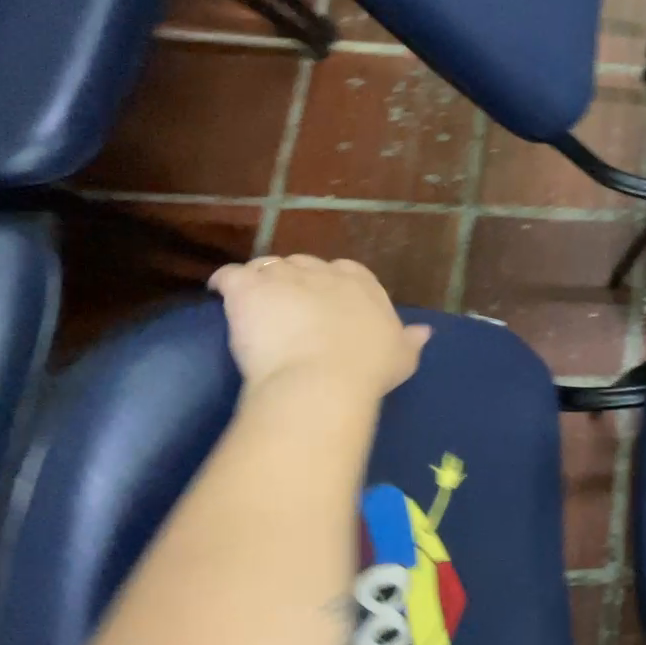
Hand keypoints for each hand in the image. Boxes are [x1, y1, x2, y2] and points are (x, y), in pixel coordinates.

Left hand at [208, 256, 430, 396]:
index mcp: (365, 286)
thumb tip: (424, 330)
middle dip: (295, 279)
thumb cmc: (369, 369)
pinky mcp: (249, 289)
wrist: (324, 379)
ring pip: (266, 265)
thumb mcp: (402, 356)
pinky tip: (221, 294)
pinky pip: (229, 274)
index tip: (325, 302)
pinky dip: (224, 282)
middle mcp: (326, 274)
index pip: (346, 270)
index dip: (332, 284)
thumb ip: (410, 340)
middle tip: (287, 305)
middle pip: (304, 265)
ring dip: (260, 279)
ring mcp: (286, 277)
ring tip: (253, 301)